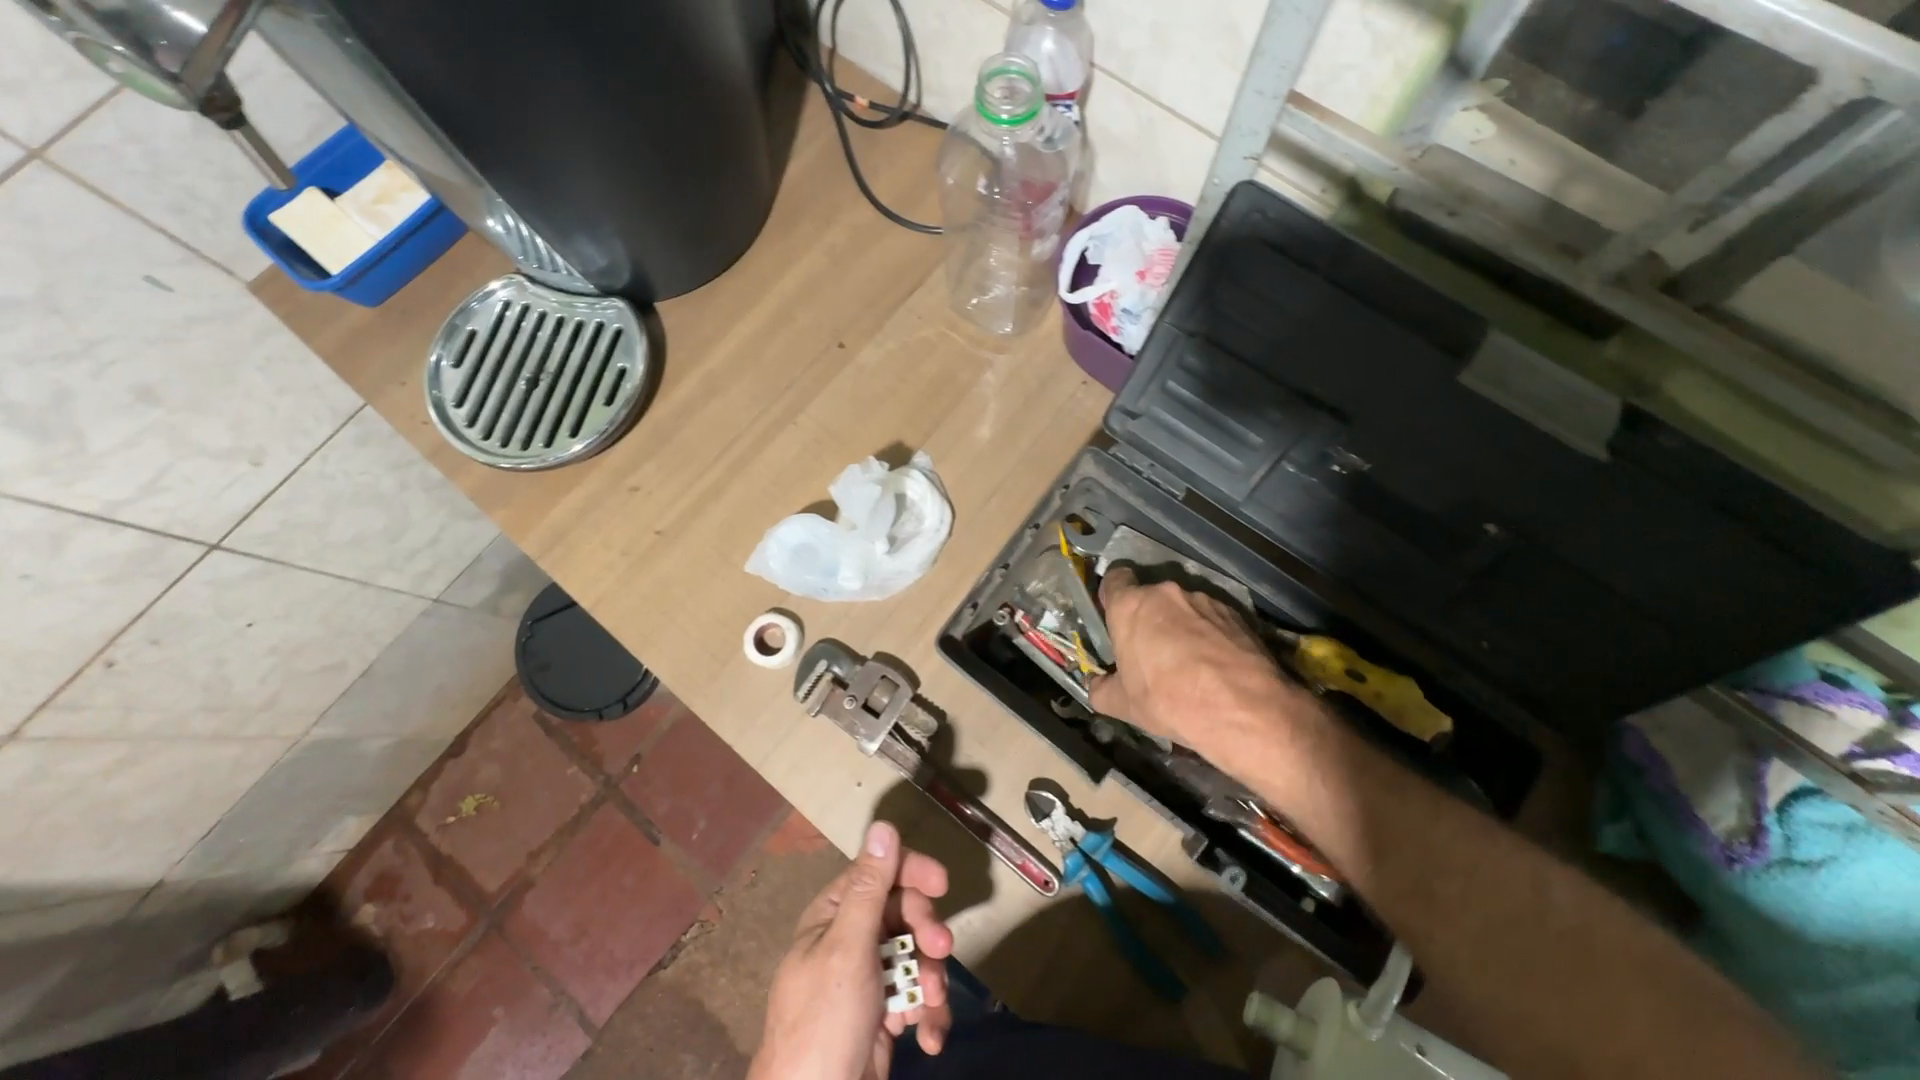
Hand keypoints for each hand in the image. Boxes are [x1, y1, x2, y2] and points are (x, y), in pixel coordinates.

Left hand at [750, 821, 953, 1079]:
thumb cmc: (824, 1020)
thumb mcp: (848, 949)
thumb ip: (870, 888)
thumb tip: (883, 826)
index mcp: (833, 917)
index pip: (877, 875)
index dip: (911, 872)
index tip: (943, 884)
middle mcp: (850, 942)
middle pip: (904, 917)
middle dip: (926, 935)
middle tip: (940, 952)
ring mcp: (868, 981)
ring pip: (917, 959)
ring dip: (931, 982)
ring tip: (931, 1008)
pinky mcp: (884, 1016)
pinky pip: (917, 999)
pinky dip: (929, 1016)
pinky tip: (929, 1038)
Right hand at [1090, 566, 1295, 749]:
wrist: (1241, 708)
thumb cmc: (1168, 700)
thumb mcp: (1122, 704)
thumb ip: (1101, 689)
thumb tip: (1097, 685)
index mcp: (1131, 606)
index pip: (1114, 579)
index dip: (1113, 596)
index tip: (1116, 617)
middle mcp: (1167, 593)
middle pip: (1151, 598)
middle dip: (1150, 619)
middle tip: (1152, 652)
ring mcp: (1205, 601)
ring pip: (1185, 608)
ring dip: (1183, 627)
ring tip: (1191, 663)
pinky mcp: (1237, 614)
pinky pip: (1213, 620)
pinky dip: (1211, 635)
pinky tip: (1217, 666)